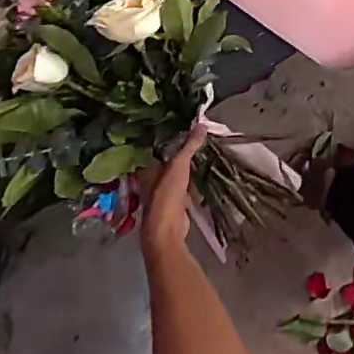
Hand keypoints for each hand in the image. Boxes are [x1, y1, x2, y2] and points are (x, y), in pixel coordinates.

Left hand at [139, 125, 206, 255]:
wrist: (167, 229)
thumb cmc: (168, 194)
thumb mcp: (179, 165)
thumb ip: (190, 146)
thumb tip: (201, 123)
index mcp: (149, 171)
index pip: (158, 152)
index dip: (170, 143)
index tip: (185, 133)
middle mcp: (153, 182)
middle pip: (168, 165)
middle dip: (181, 156)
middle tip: (199, 143)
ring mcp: (164, 196)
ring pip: (177, 177)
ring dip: (188, 170)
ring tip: (205, 157)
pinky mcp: (175, 206)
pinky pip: (186, 189)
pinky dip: (193, 184)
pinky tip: (204, 178)